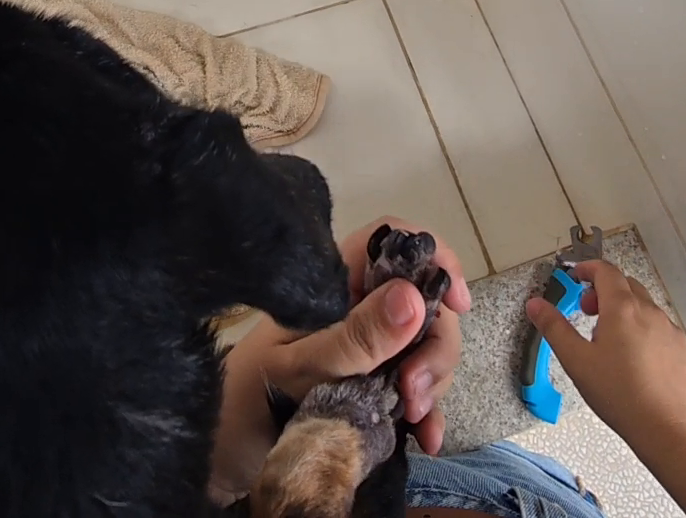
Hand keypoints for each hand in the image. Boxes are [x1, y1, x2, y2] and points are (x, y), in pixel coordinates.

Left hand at [210, 217, 470, 499]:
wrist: (230, 446)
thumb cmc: (255, 390)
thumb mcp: (305, 363)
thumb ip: (357, 335)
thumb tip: (412, 296)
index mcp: (338, 278)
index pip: (394, 240)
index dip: (432, 255)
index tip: (455, 301)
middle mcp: (359, 301)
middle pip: (422, 299)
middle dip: (433, 343)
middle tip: (415, 388)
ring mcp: (371, 341)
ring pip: (426, 343)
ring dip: (431, 380)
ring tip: (412, 418)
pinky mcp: (377, 380)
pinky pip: (418, 385)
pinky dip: (428, 410)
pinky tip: (426, 437)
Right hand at [527, 261, 685, 517]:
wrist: (671, 433)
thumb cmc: (619, 393)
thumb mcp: (577, 361)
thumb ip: (554, 327)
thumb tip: (534, 303)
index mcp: (622, 308)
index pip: (605, 271)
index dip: (587, 268)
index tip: (574, 278)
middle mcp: (650, 312)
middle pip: (626, 285)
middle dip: (603, 290)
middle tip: (587, 313)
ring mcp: (672, 332)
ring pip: (645, 306)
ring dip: (624, 310)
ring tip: (610, 341)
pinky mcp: (685, 353)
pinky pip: (660, 328)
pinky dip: (643, 329)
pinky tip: (637, 361)